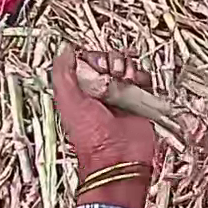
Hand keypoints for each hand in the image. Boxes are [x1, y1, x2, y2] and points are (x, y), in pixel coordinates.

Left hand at [51, 47, 159, 207]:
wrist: (119, 158)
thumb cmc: (91, 138)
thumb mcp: (68, 101)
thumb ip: (64, 74)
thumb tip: (65, 49)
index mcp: (81, 91)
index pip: (88, 61)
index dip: (94, 57)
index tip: (97, 64)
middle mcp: (101, 93)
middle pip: (109, 60)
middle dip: (112, 60)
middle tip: (112, 70)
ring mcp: (122, 97)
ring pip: (127, 67)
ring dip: (127, 66)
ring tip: (125, 77)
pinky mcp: (140, 102)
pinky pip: (144, 80)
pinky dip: (142, 76)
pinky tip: (135, 82)